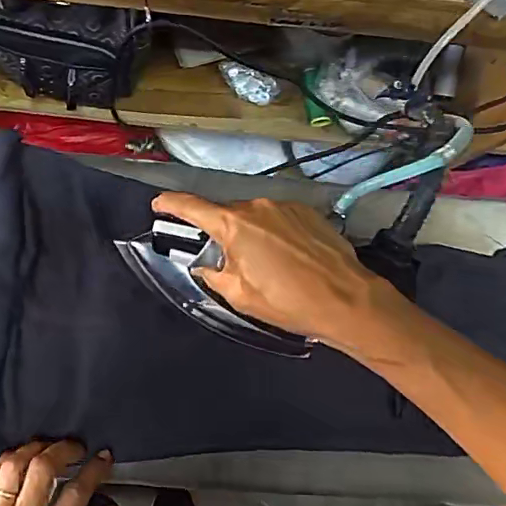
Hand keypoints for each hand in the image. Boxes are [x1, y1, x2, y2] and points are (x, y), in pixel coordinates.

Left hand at [0, 442, 118, 505]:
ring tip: (50, 446)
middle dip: (65, 448)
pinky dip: (6, 462)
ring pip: (12, 467)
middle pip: (42, 466)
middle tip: (80, 448)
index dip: (95, 468)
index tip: (104, 459)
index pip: (76, 490)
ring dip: (34, 449)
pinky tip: (20, 459)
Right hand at [151, 192, 416, 353]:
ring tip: (269, 266)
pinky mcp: (308, 211)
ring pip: (256, 217)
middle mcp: (259, 206)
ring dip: (254, 235)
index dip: (172, 204)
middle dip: (224, 235)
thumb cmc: (289, 301)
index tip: (159, 204)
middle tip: (231, 263)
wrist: (346, 298)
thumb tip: (207, 265)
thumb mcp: (241, 296)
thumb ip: (214, 274)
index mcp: (235, 225)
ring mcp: (286, 206)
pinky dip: (276, 233)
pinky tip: (289, 258)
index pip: (193, 208)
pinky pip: (280, 218)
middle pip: (228, 215)